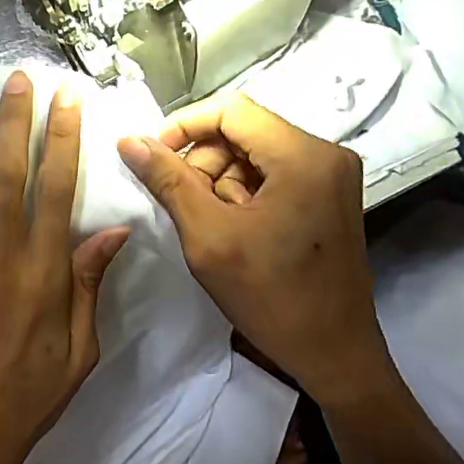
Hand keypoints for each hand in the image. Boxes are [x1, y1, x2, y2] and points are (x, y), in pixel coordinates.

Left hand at [0, 73, 129, 463]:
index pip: (56, 193)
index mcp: (41, 277)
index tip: (67, 101)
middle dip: (10, 124)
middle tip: (15, 79)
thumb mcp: (82, 348)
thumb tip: (114, 231)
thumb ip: (90, 284)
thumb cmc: (35, 398)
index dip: (63, 142)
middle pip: (2, 181)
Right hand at [117, 93, 391, 405]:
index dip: (184, 126)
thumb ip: (169, 181)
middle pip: (246, 131)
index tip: (153, 156)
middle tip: (185, 206)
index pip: (232, 110)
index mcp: (304, 156)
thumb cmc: (271, 298)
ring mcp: (333, 176)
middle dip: (205, 162)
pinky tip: (238, 232)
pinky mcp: (331, 197)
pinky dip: (246, 195)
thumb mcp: (209, 237)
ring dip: (223, 182)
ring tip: (216, 228)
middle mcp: (327, 154)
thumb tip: (129, 141)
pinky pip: (276, 176)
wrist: (334, 353)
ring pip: (257, 155)